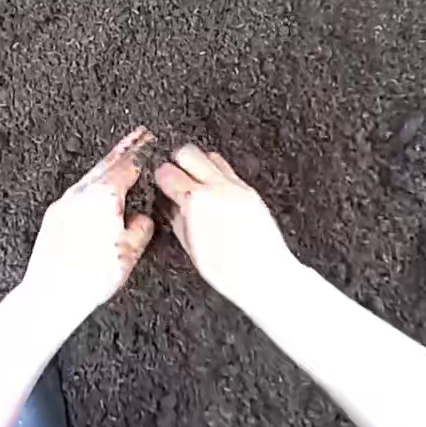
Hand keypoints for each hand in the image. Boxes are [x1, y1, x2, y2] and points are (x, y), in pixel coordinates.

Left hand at [20, 126, 156, 317]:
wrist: (51, 292)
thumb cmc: (91, 275)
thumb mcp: (130, 251)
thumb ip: (141, 227)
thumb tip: (142, 219)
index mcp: (105, 195)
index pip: (128, 163)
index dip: (141, 150)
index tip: (149, 138)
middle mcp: (83, 192)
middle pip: (108, 162)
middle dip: (125, 147)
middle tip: (137, 134)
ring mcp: (66, 201)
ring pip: (92, 175)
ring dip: (109, 165)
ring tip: (121, 159)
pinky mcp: (55, 214)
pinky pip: (80, 190)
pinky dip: (94, 183)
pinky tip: (99, 191)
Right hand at [154, 143, 299, 306]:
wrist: (265, 273)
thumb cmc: (228, 271)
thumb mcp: (191, 249)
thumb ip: (179, 222)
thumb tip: (173, 207)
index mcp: (195, 203)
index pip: (168, 174)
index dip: (161, 176)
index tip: (161, 180)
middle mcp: (216, 189)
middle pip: (189, 153)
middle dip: (178, 160)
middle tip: (176, 172)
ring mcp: (235, 187)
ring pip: (211, 156)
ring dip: (200, 164)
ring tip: (196, 179)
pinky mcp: (250, 191)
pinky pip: (229, 170)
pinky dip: (217, 173)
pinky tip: (215, 188)